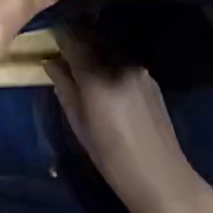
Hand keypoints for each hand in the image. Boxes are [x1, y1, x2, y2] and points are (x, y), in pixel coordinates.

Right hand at [46, 32, 204, 212]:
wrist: (161, 177)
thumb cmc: (112, 159)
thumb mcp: (79, 126)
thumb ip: (64, 89)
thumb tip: (51, 63)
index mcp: (98, 81)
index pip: (75, 44)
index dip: (61, 36)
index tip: (51, 35)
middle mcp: (120, 67)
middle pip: (93, 44)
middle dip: (78, 44)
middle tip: (64, 52)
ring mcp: (139, 72)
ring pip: (110, 54)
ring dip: (96, 55)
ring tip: (85, 69)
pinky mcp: (151, 80)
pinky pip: (123, 65)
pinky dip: (111, 67)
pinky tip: (108, 84)